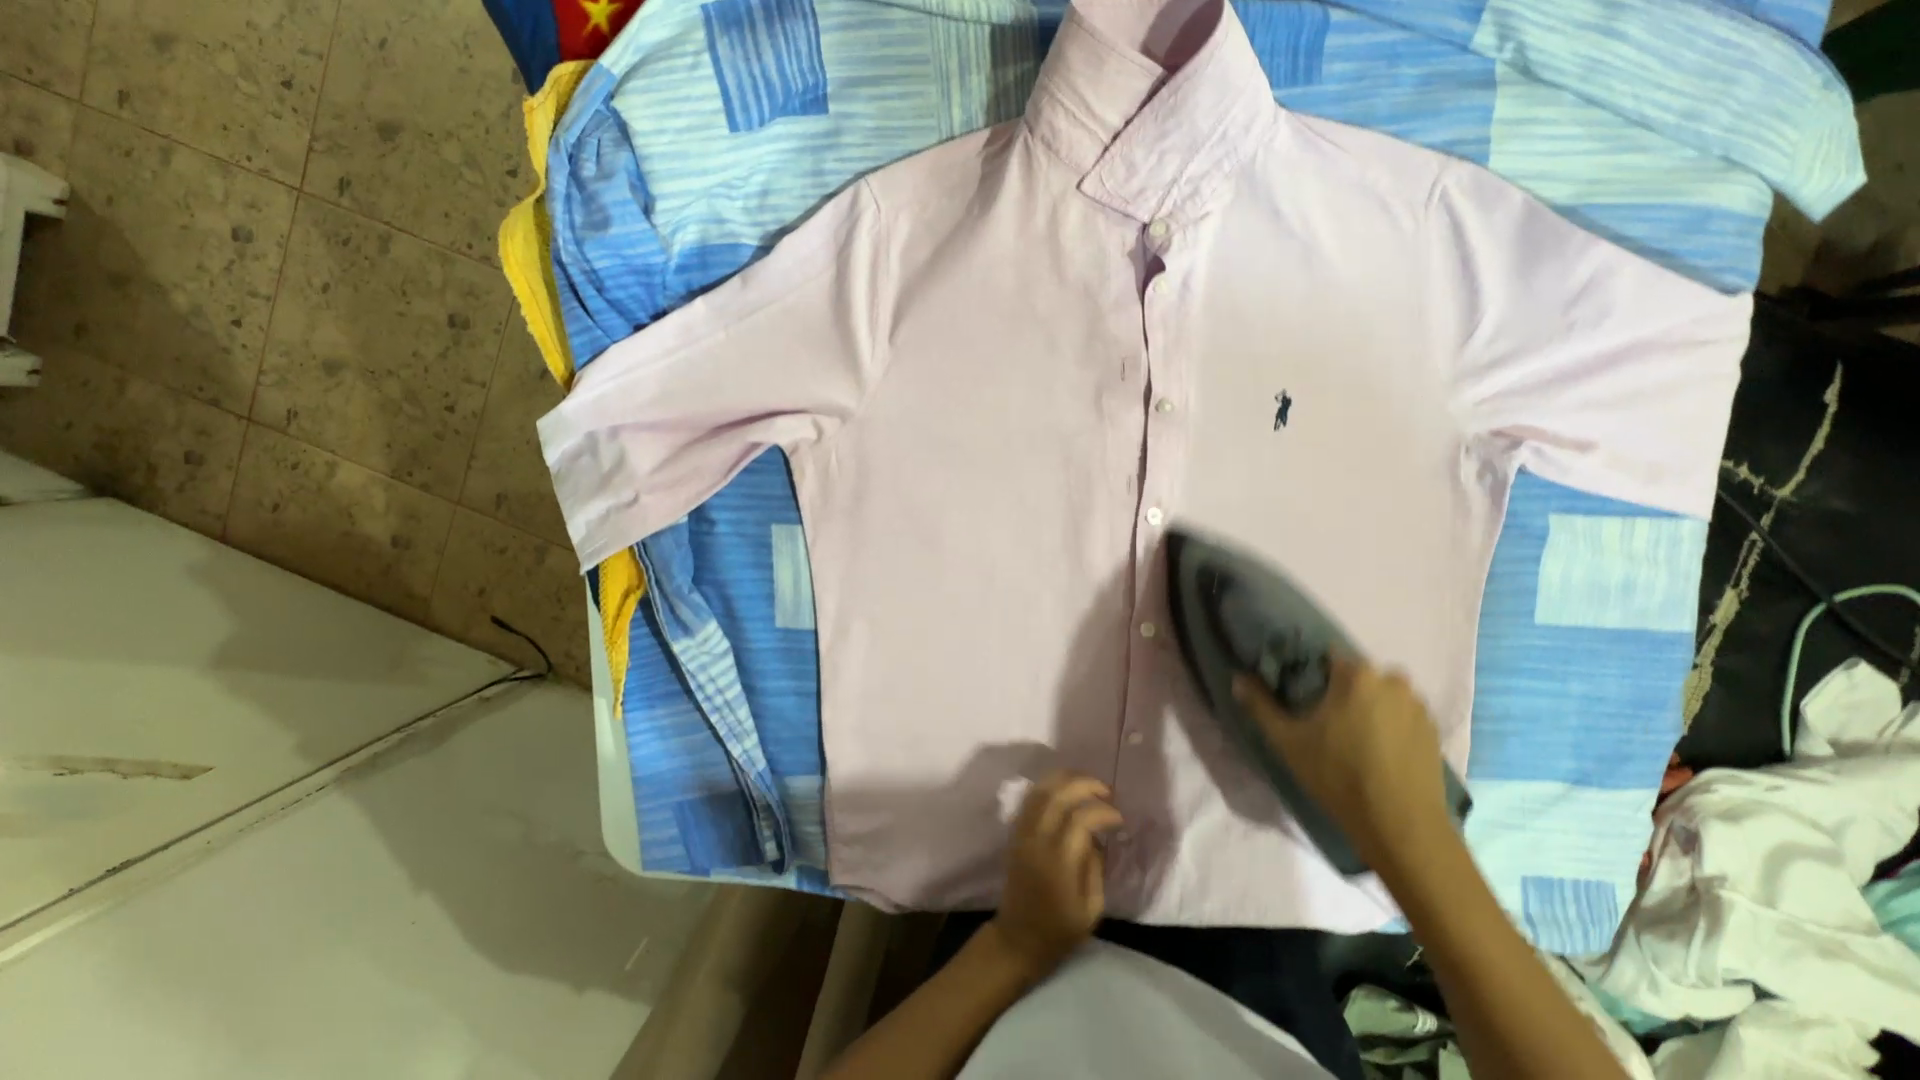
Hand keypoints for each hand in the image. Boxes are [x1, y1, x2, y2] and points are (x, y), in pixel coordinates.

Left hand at [988, 771, 1122, 978]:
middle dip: (1084, 784)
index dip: (1104, 812)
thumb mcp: (1091, 909)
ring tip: (1088, 784)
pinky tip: (1065, 792)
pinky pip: (1028, 802)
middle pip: (1057, 796)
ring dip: (1064, 780)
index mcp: (1059, 862)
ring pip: (1039, 792)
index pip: (1081, 819)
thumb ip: (1096, 867)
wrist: (1017, 939)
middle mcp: (1037, 842)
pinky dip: (1047, 789)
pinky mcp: (1014, 837)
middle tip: (1107, 791)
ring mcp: (1022, 836)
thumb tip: (1097, 838)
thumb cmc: (1059, 930)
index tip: (1119, 818)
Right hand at [1234, 656, 1446, 868]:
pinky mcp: (1433, 730)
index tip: (1301, 698)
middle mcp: (1392, 680)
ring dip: (1367, 709)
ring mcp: (1418, 705)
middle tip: (1325, 724)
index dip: (1310, 675)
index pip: (1327, 657)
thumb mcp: (1288, 742)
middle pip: (1357, 677)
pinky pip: (1402, 717)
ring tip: (1353, 742)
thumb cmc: (1338, 776)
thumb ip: (1260, 705)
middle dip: (1341, 693)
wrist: (1401, 824)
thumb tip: (1238, 678)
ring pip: (1381, 697)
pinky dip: (1389, 727)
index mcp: (1356, 675)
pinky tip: (1378, 754)